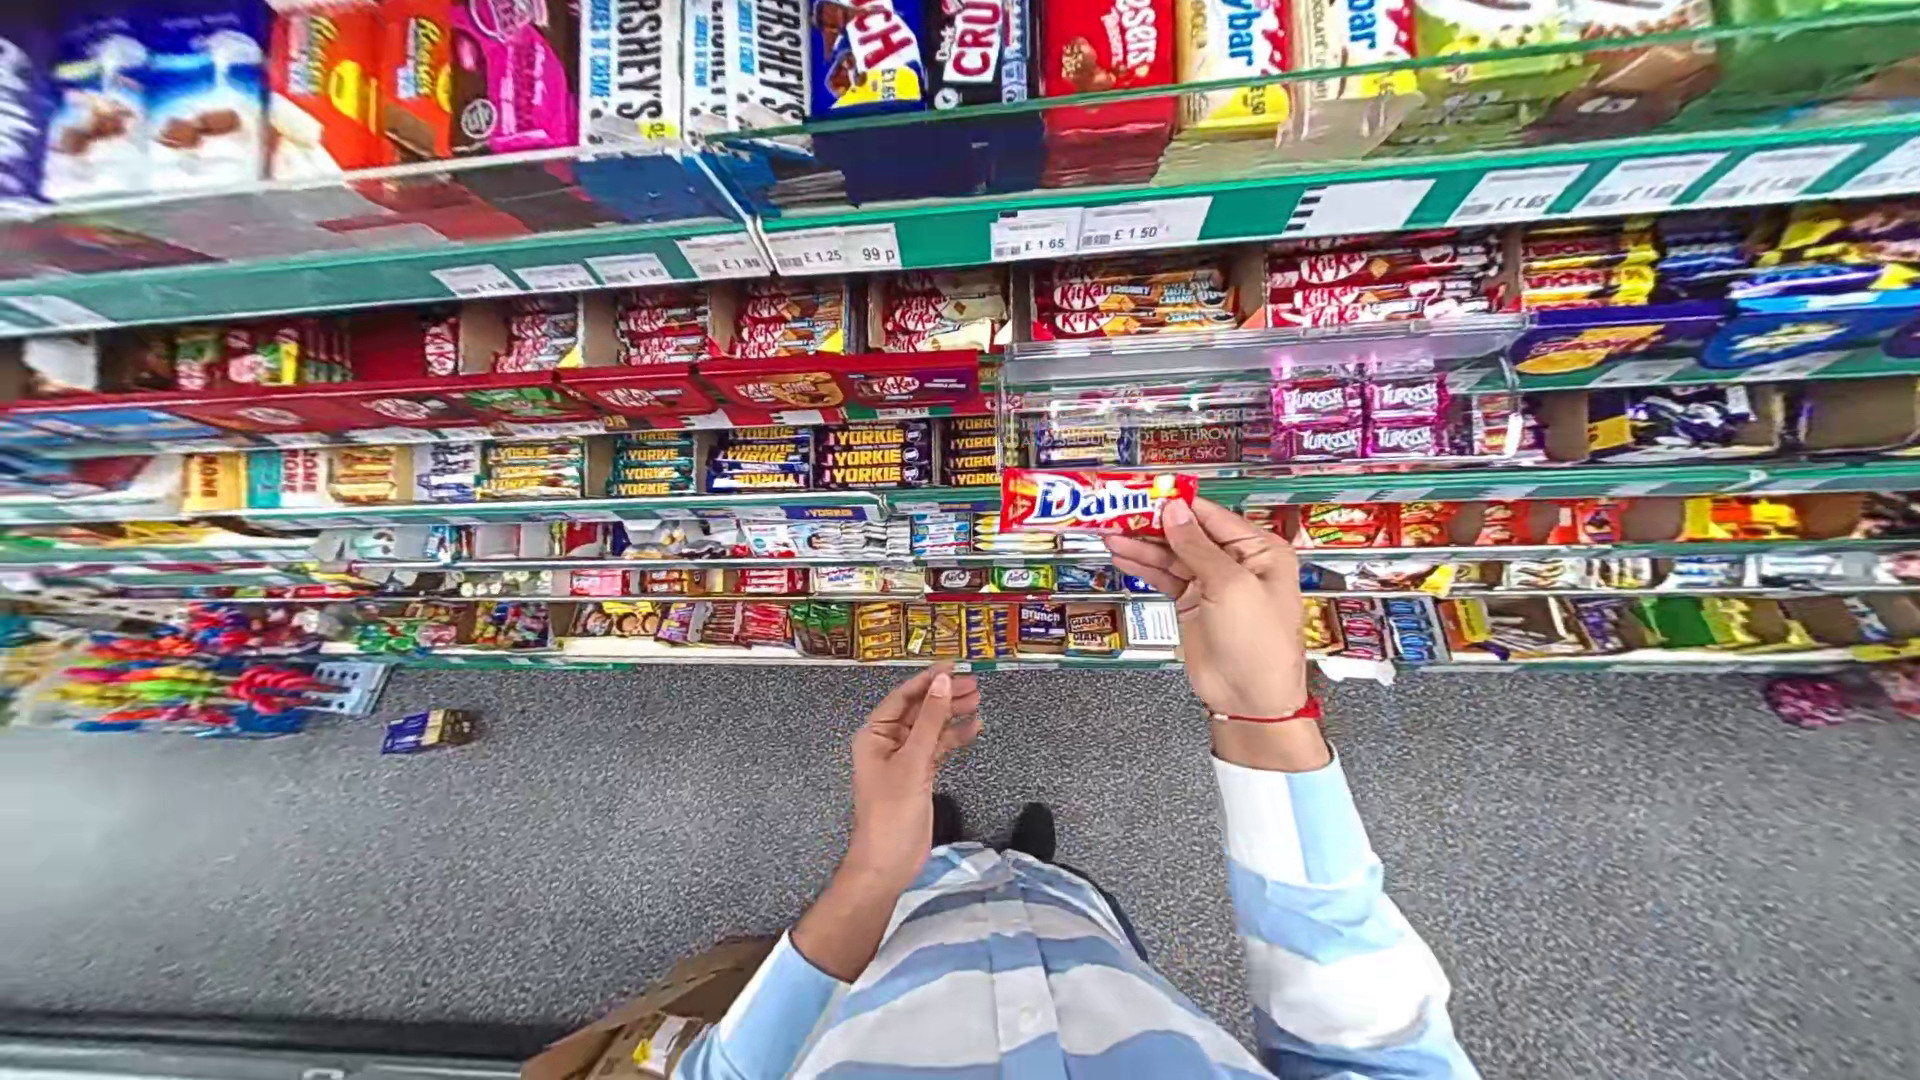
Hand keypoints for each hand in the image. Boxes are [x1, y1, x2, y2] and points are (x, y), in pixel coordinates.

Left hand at [845, 662, 981, 892]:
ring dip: (952, 714)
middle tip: (973, 684)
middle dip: (944, 696)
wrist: (889, 863)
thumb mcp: (913, 761)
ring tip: (977, 700)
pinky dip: (955, 738)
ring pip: (931, 727)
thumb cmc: (892, 811)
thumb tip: (943, 682)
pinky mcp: (919, 774)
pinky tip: (974, 728)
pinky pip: (938, 747)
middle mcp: (888, 742)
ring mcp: (905, 758)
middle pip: (919, 710)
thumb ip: (931, 720)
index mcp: (875, 734)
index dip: (927, 680)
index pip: (903, 697)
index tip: (952, 667)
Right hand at [1105, 497, 1310, 718]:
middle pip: (1186, 533)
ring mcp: (1212, 583)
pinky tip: (1124, 556)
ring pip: (1170, 555)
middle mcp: (1236, 563)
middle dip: (1153, 524)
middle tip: (1121, 513)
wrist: (1249, 697)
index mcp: (1259, 551)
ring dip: (1141, 545)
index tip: (1149, 494)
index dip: (1178, 504)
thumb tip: (1175, 512)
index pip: (1211, 516)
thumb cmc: (1260, 646)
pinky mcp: (1192, 602)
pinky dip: (1142, 566)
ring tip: (1112, 534)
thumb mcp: (1229, 586)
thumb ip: (1197, 547)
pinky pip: (1163, 576)